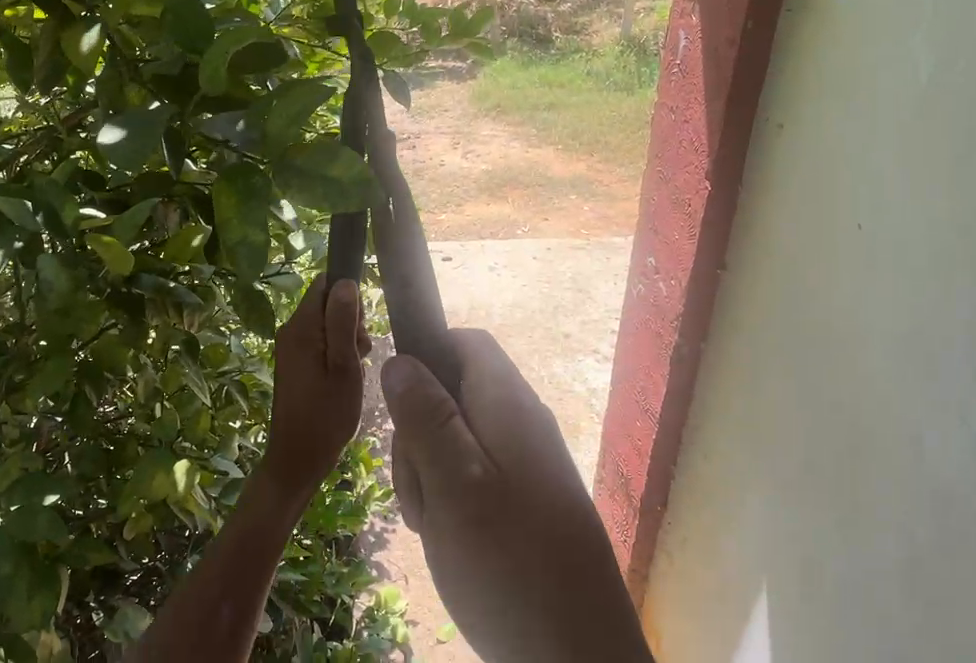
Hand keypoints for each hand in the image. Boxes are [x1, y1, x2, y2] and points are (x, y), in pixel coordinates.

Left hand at [262, 277, 370, 492]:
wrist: (297, 460)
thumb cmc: (326, 416)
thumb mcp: (344, 367)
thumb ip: (343, 322)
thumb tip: (346, 281)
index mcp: (301, 327)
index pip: (325, 284)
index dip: (349, 296)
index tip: (362, 326)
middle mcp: (291, 331)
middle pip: (328, 304)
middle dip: (350, 322)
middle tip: (360, 354)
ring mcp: (291, 348)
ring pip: (327, 325)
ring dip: (347, 341)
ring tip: (355, 371)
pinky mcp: (295, 364)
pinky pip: (321, 343)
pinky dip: (337, 355)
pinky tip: (345, 379)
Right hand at [382, 330, 651, 662]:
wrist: (578, 655)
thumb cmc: (509, 562)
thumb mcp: (453, 484)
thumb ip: (426, 417)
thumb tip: (401, 358)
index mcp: (509, 405)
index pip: (466, 343)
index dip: (426, 356)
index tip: (397, 405)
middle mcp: (522, 425)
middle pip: (455, 393)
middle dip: (419, 431)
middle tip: (418, 488)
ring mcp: (526, 466)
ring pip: (457, 440)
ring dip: (430, 473)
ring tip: (434, 525)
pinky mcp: (526, 504)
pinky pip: (474, 479)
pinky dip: (450, 501)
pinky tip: (449, 541)